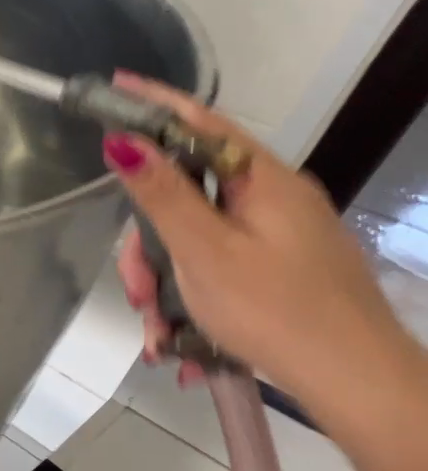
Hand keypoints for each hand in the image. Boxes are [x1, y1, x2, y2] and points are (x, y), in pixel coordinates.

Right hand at [106, 72, 400, 395]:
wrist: (358, 386)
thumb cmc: (275, 310)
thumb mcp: (203, 249)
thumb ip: (160, 192)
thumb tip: (120, 139)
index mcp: (264, 184)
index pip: (199, 125)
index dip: (153, 103)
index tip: (112, 84)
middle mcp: (273, 201)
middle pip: (183, 196)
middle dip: (144, 246)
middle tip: (136, 290)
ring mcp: (277, 237)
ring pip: (189, 238)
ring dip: (161, 282)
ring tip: (160, 331)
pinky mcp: (276, 269)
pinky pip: (210, 267)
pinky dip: (186, 298)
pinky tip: (178, 339)